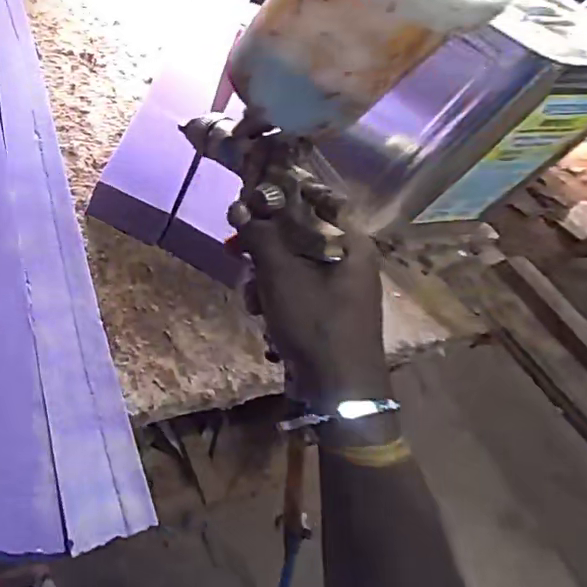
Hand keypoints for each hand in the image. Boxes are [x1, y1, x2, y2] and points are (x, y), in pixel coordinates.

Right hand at [233, 192, 390, 412]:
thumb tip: (239, 205)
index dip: (283, 194)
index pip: (318, 199)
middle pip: (299, 232)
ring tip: (251, 296)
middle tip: (235, 247)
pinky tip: (261, 313)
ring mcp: (339, 286)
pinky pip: (296, 286)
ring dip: (264, 275)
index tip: (252, 198)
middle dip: (263, 243)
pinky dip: (275, 295)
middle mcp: (349, 258)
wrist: (339, 392)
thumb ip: (260, 236)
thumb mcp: (281, 275)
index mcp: (351, 242)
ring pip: (292, 261)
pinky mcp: (326, 309)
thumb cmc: (315, 322)